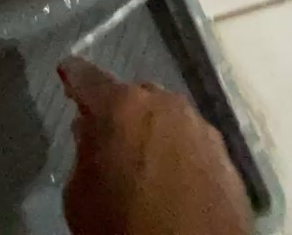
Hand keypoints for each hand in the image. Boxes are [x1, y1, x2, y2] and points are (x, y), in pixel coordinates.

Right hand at [59, 57, 253, 234]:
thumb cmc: (125, 228)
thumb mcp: (80, 198)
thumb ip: (82, 153)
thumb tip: (91, 132)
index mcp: (121, 107)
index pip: (87, 77)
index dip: (73, 75)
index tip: (67, 74)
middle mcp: (163, 104)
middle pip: (133, 96)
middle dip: (120, 112)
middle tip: (109, 138)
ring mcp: (199, 127)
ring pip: (166, 116)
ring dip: (153, 130)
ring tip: (145, 162)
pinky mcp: (225, 156)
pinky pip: (192, 142)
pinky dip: (179, 152)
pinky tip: (174, 179)